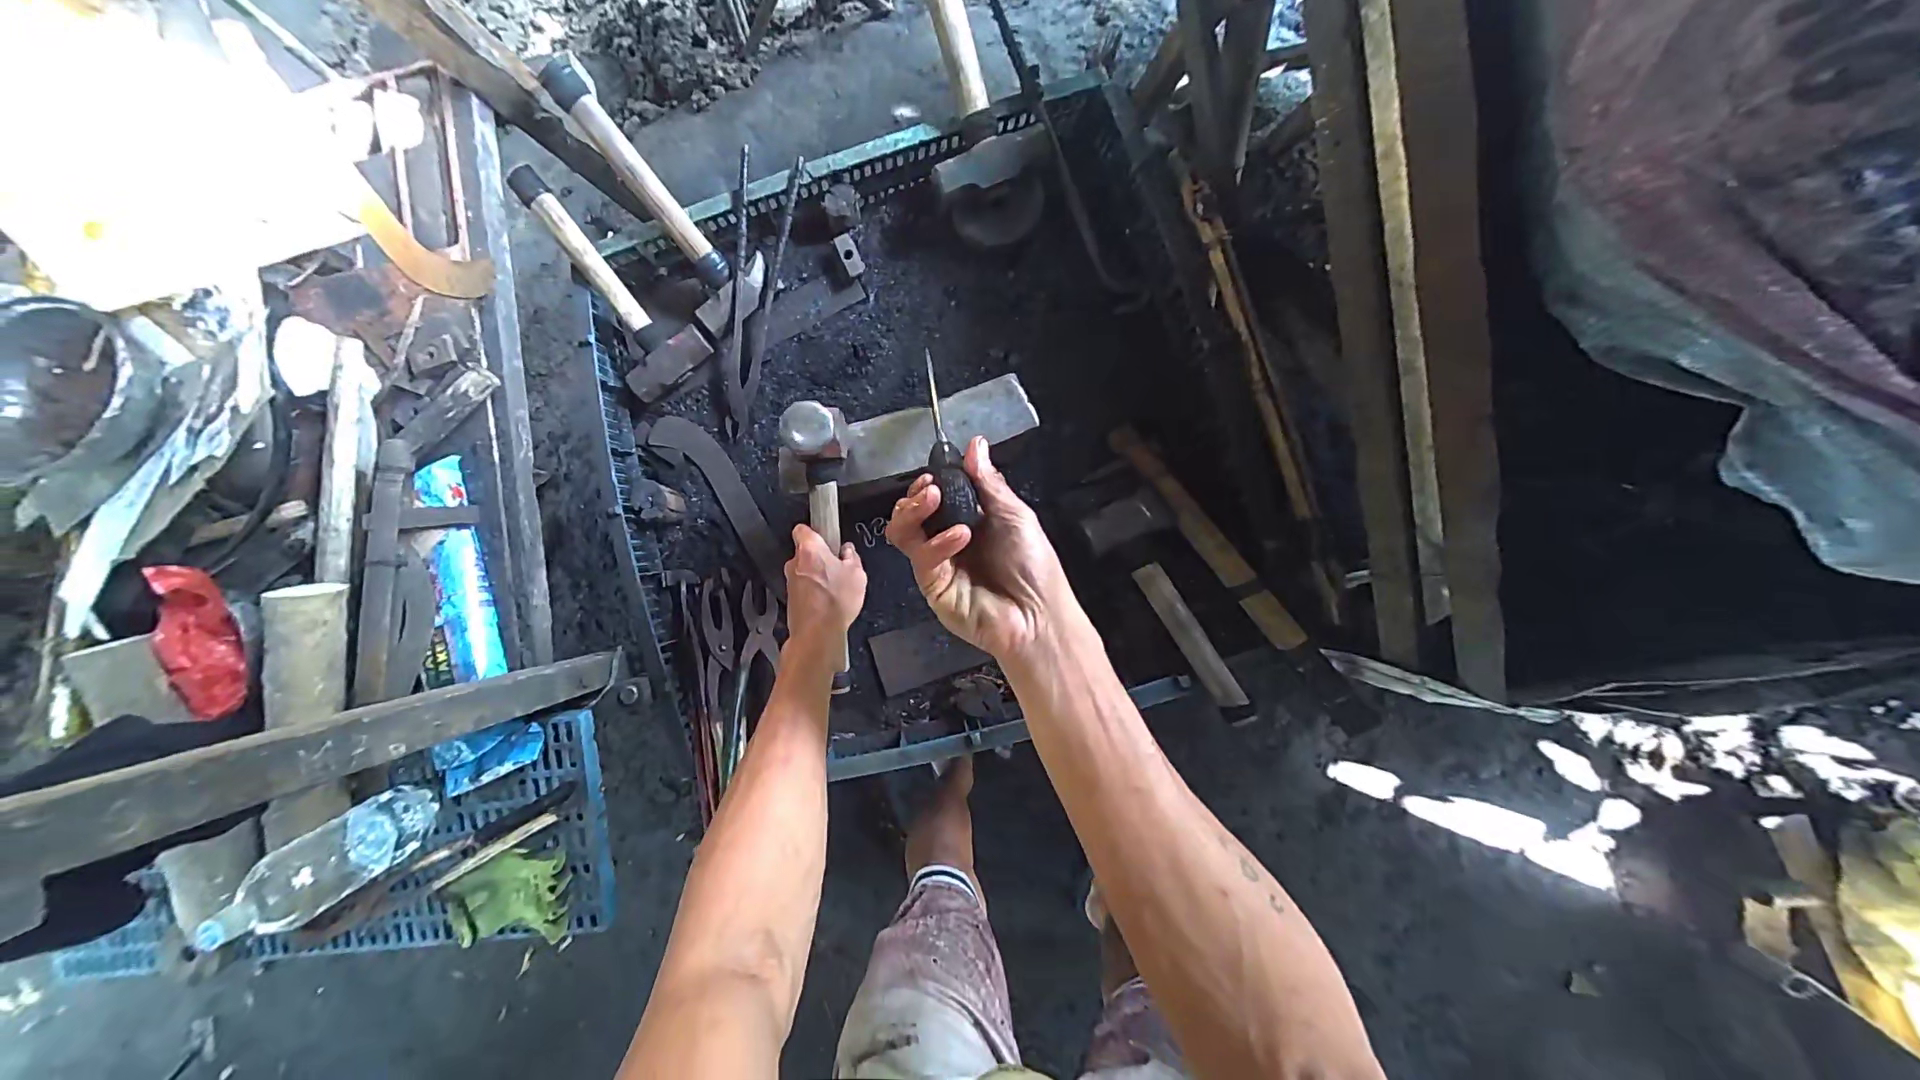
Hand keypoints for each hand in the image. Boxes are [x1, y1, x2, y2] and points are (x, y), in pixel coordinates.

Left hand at [784, 524, 866, 643]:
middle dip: (820, 557)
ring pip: (805, 570)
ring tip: (835, 587)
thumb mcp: (857, 574)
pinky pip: (804, 587)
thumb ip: (852, 557)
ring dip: (817, 575)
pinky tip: (828, 600)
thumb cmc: (835, 602)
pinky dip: (813, 591)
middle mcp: (795, 563)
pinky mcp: (791, 598)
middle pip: (806, 551)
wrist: (818, 633)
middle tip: (837, 565)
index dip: (815, 531)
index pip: (803, 529)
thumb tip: (848, 552)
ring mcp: (791, 581)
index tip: (827, 536)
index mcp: (810, 549)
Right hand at [886, 437, 1073, 663]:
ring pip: (903, 534)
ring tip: (932, 497)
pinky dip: (939, 542)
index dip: (929, 483)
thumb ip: (988, 482)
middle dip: (914, 496)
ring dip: (913, 511)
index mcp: (967, 522)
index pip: (934, 498)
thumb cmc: (1033, 566)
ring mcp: (938, 566)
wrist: (1040, 615)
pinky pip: (923, 559)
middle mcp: (947, 542)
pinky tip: (962, 536)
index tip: (935, 472)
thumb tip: (975, 445)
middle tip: (929, 487)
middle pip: (910, 515)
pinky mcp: (933, 587)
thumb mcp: (1014, 515)